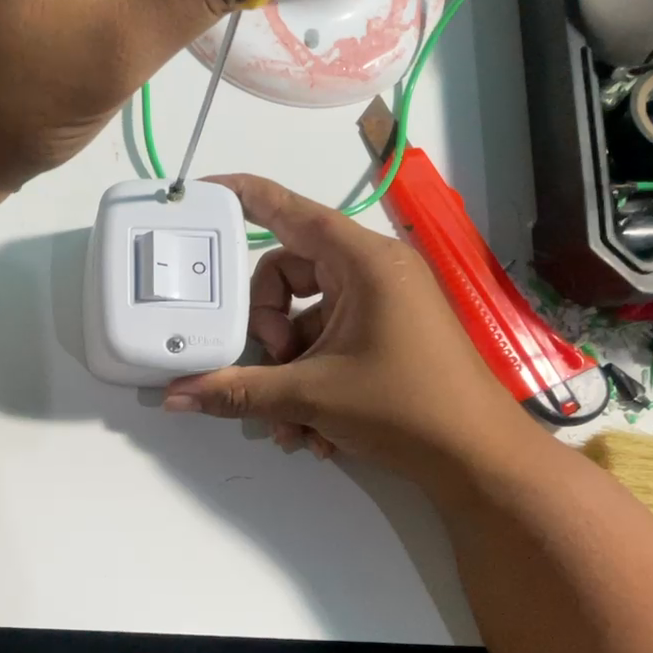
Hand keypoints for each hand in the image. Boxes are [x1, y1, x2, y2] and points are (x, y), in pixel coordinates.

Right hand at [161, 175, 543, 485]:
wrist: (478, 459)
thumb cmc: (405, 408)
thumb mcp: (311, 396)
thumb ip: (237, 390)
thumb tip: (174, 396)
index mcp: (364, 264)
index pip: (293, 212)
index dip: (246, 198)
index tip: (204, 193)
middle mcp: (372, 274)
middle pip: (287, 276)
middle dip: (267, 329)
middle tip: (274, 366)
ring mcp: (379, 306)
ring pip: (302, 319)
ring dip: (285, 370)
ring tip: (290, 421)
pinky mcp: (382, 336)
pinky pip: (323, 345)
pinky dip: (307, 382)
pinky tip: (310, 429)